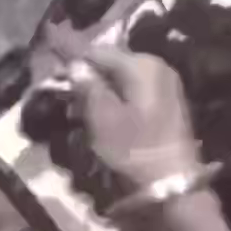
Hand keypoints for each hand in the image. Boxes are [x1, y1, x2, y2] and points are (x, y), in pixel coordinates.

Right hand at [76, 50, 201, 186]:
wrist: (172, 179)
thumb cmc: (133, 148)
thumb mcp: (102, 118)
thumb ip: (87, 86)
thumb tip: (74, 65)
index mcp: (140, 65)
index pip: (98, 51)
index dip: (75, 63)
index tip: (59, 78)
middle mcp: (156, 65)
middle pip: (113, 61)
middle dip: (90, 76)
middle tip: (70, 97)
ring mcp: (166, 81)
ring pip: (124, 75)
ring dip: (103, 87)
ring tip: (85, 106)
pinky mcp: (169, 98)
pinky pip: (136, 87)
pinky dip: (119, 95)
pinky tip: (108, 112)